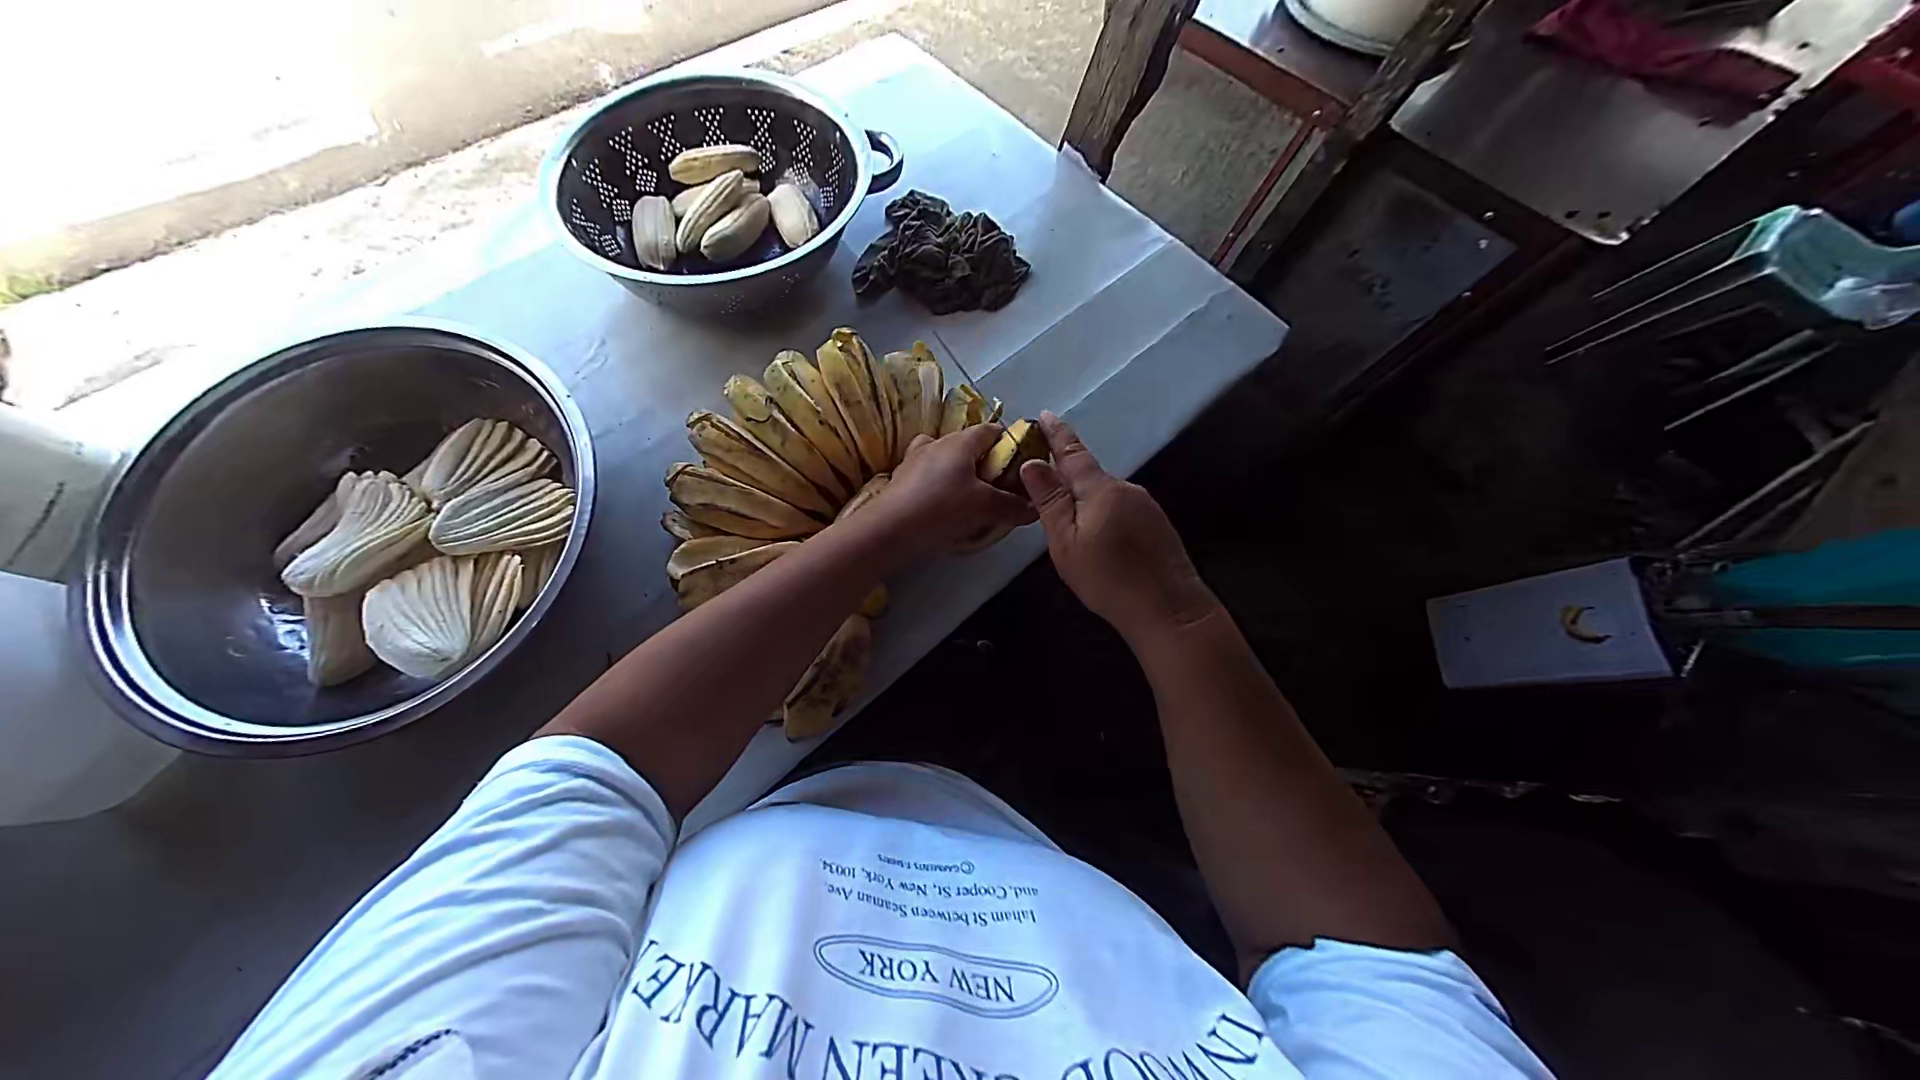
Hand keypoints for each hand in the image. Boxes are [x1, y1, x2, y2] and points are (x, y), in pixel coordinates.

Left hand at [855, 425, 1037, 562]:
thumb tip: (1035, 508)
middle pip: (968, 445)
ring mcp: (914, 459)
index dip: (1009, 444)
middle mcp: (936, 442)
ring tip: (969, 498)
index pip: (992, 430)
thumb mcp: (985, 508)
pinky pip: (927, 476)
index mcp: (960, 441)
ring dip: (958, 473)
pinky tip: (943, 507)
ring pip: (944, 459)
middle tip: (998, 487)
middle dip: (985, 462)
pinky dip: (939, 486)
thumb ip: (1013, 506)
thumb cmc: (942, 508)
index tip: (1020, 465)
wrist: (889, 529)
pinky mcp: (900, 479)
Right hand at [1020, 412, 1218, 641]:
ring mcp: (1146, 506)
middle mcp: (1126, 489)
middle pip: (1089, 476)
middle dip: (1066, 479)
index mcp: (1101, 489)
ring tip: (1070, 528)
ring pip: (1106, 496)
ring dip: (1086, 503)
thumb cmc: (1108, 579)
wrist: (1168, 610)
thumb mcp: (1066, 543)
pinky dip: (1104, 516)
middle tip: (1041, 489)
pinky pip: (1121, 510)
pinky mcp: (1157, 525)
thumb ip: (1050, 501)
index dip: (1057, 434)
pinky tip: (1100, 541)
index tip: (1044, 415)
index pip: (1073, 453)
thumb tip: (1033, 463)